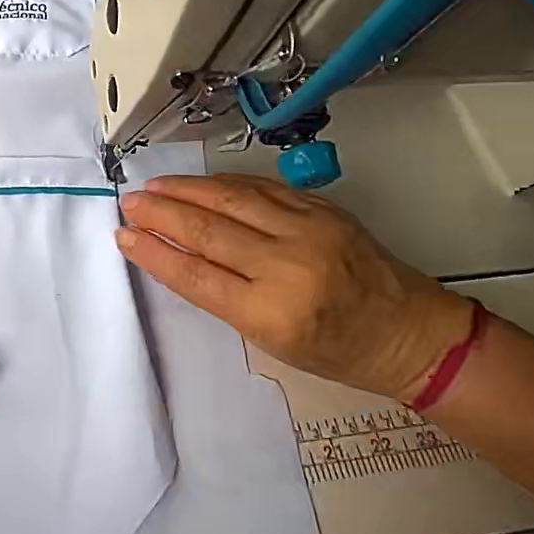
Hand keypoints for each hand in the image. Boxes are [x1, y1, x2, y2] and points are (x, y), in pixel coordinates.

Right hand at [115, 173, 472, 399]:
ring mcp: (310, 232)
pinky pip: (263, 189)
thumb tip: (173, 254)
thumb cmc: (332, 350)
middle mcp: (288, 267)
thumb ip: (219, 293)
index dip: (153, 252)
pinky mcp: (325, 210)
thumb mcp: (265, 337)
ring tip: (153, 186)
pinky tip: (199, 183)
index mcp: (270, 312)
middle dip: (160, 213)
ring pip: (232, 200)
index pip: (194, 274)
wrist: (411, 333)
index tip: (122, 235)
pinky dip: (224, 183)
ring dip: (185, 190)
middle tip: (129, 202)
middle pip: (208, 231)